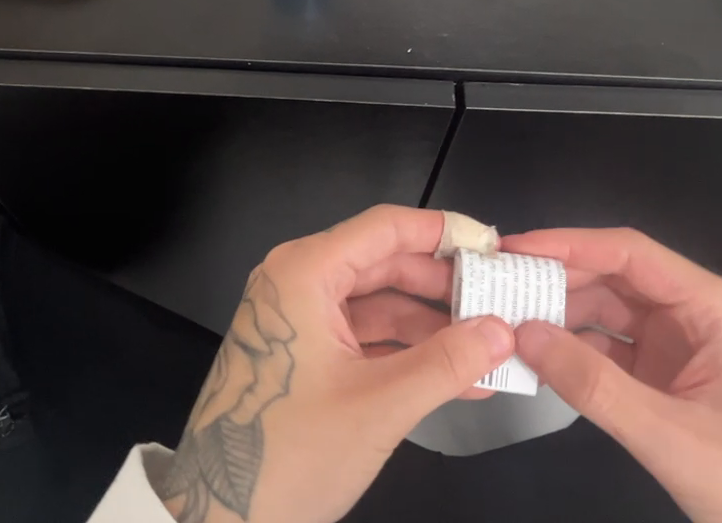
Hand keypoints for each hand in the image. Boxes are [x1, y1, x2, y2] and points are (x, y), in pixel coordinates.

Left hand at [159, 206, 514, 522]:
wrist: (219, 517)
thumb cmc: (290, 453)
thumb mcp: (378, 405)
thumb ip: (447, 362)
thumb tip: (502, 331)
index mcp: (304, 271)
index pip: (384, 228)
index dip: (441, 231)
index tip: (492, 246)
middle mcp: (298, 280)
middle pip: (385, 263)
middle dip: (444, 286)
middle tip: (500, 303)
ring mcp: (300, 318)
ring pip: (379, 303)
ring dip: (433, 326)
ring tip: (489, 347)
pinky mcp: (305, 353)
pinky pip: (364, 337)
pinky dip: (407, 353)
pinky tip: (458, 376)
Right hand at [503, 228, 721, 522]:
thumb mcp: (674, 439)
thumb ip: (594, 385)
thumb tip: (522, 334)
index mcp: (715, 308)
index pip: (631, 254)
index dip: (569, 245)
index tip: (515, 248)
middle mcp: (698, 315)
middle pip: (616, 278)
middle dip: (558, 280)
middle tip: (499, 286)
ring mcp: (685, 346)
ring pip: (610, 312)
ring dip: (562, 316)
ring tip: (508, 320)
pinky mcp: (673, 377)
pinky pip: (614, 349)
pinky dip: (577, 352)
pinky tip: (540, 356)